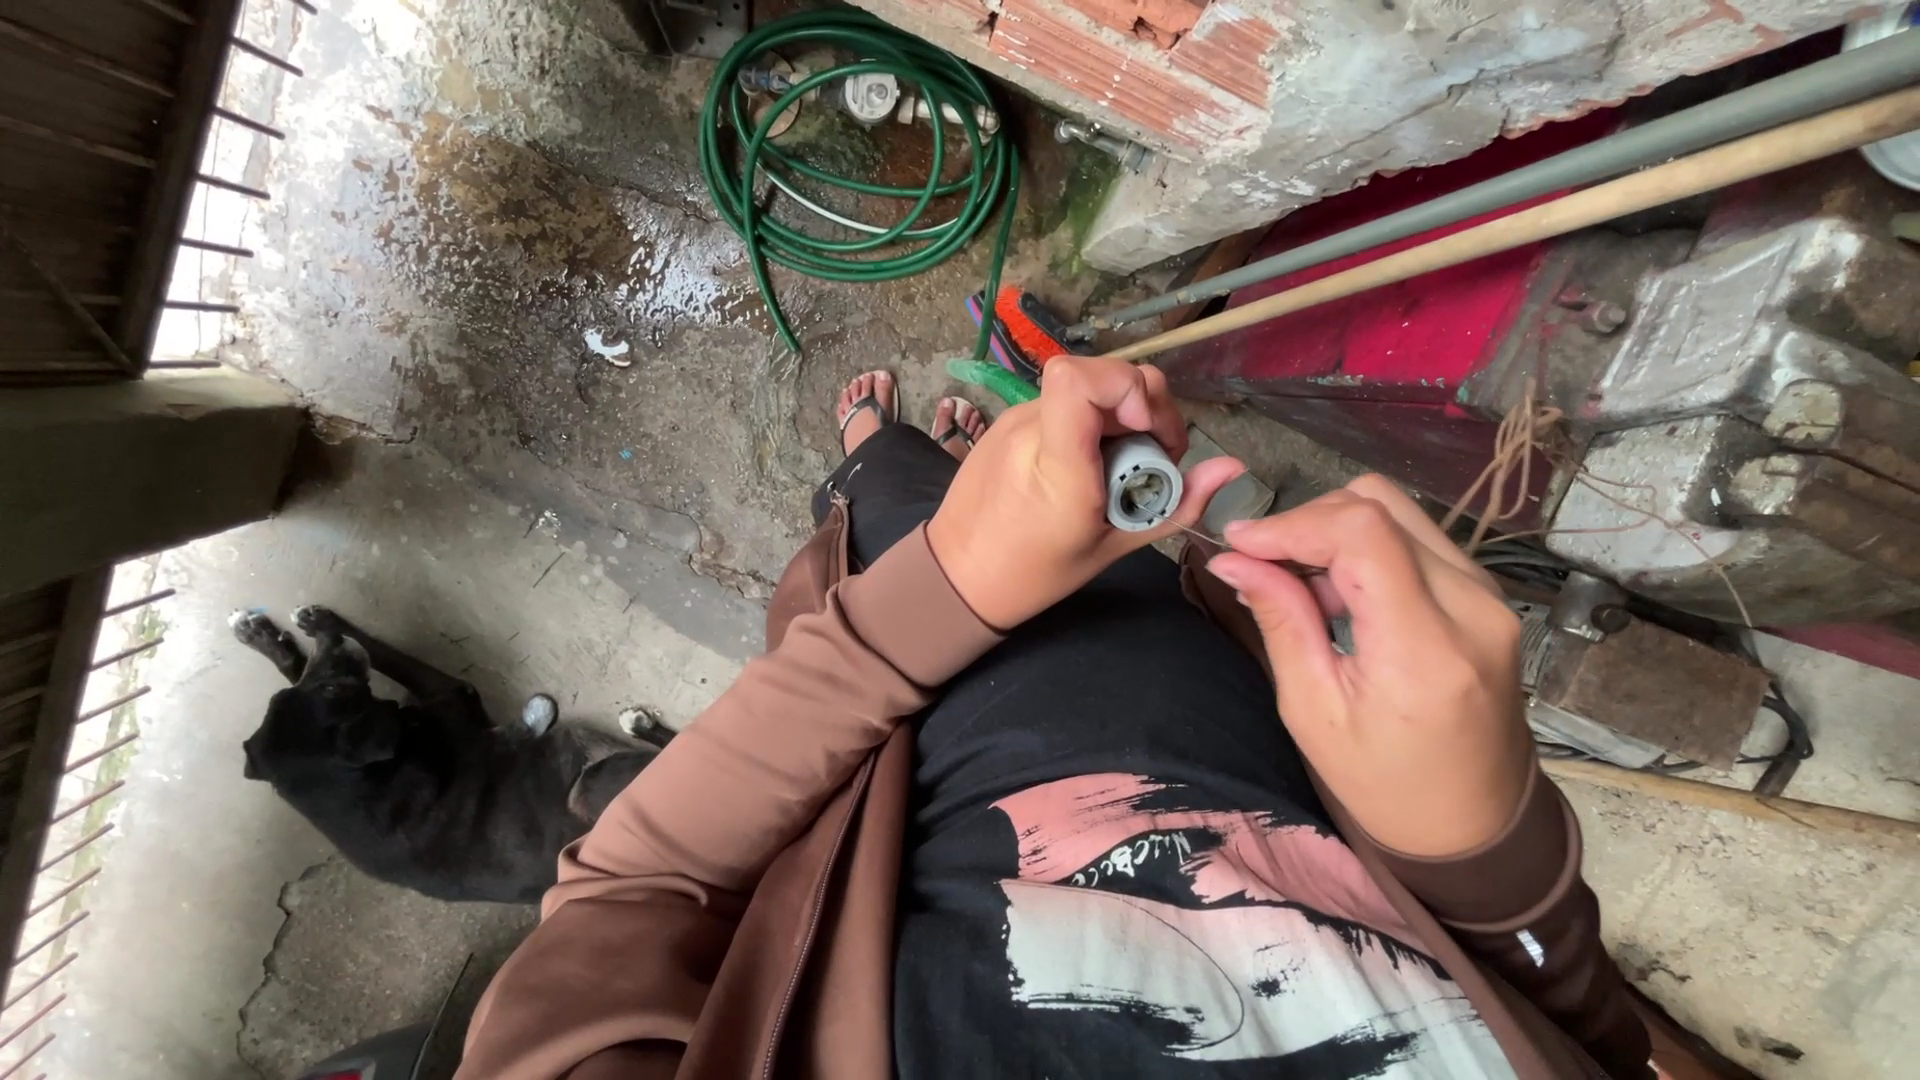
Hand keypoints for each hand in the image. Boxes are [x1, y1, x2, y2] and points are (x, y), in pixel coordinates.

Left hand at [926, 357, 1246, 629]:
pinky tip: (1093, 461)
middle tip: (1156, 453)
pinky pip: (1061, 403)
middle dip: (1144, 404)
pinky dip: (1090, 421)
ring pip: (1084, 386)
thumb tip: (1232, 468)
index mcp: (1055, 465)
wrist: (958, 577)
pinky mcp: (1005, 423)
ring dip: (1119, 414)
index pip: (1078, 379)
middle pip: (1100, 374)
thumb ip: (1175, 504)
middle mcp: (1029, 429)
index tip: (1147, 432)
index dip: (1127, 388)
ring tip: (1126, 462)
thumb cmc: (1037, 573)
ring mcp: (1012, 421)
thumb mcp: (1114, 545)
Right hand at [1205, 475, 1533, 857]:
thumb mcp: (1312, 709)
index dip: (1292, 524)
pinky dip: (1363, 547)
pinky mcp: (1486, 596)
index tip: (1240, 544)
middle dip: (1306, 521)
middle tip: (1262, 562)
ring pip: (1397, 512)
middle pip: (1377, 506)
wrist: (1472, 823)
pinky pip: (1416, 538)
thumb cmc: (1381, 781)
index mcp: (1423, 647)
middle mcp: (1471, 606)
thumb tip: (1231, 559)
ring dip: (1334, 532)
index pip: (1361, 533)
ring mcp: (1488, 596)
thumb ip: (1280, 620)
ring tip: (1300, 582)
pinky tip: (1339, 592)